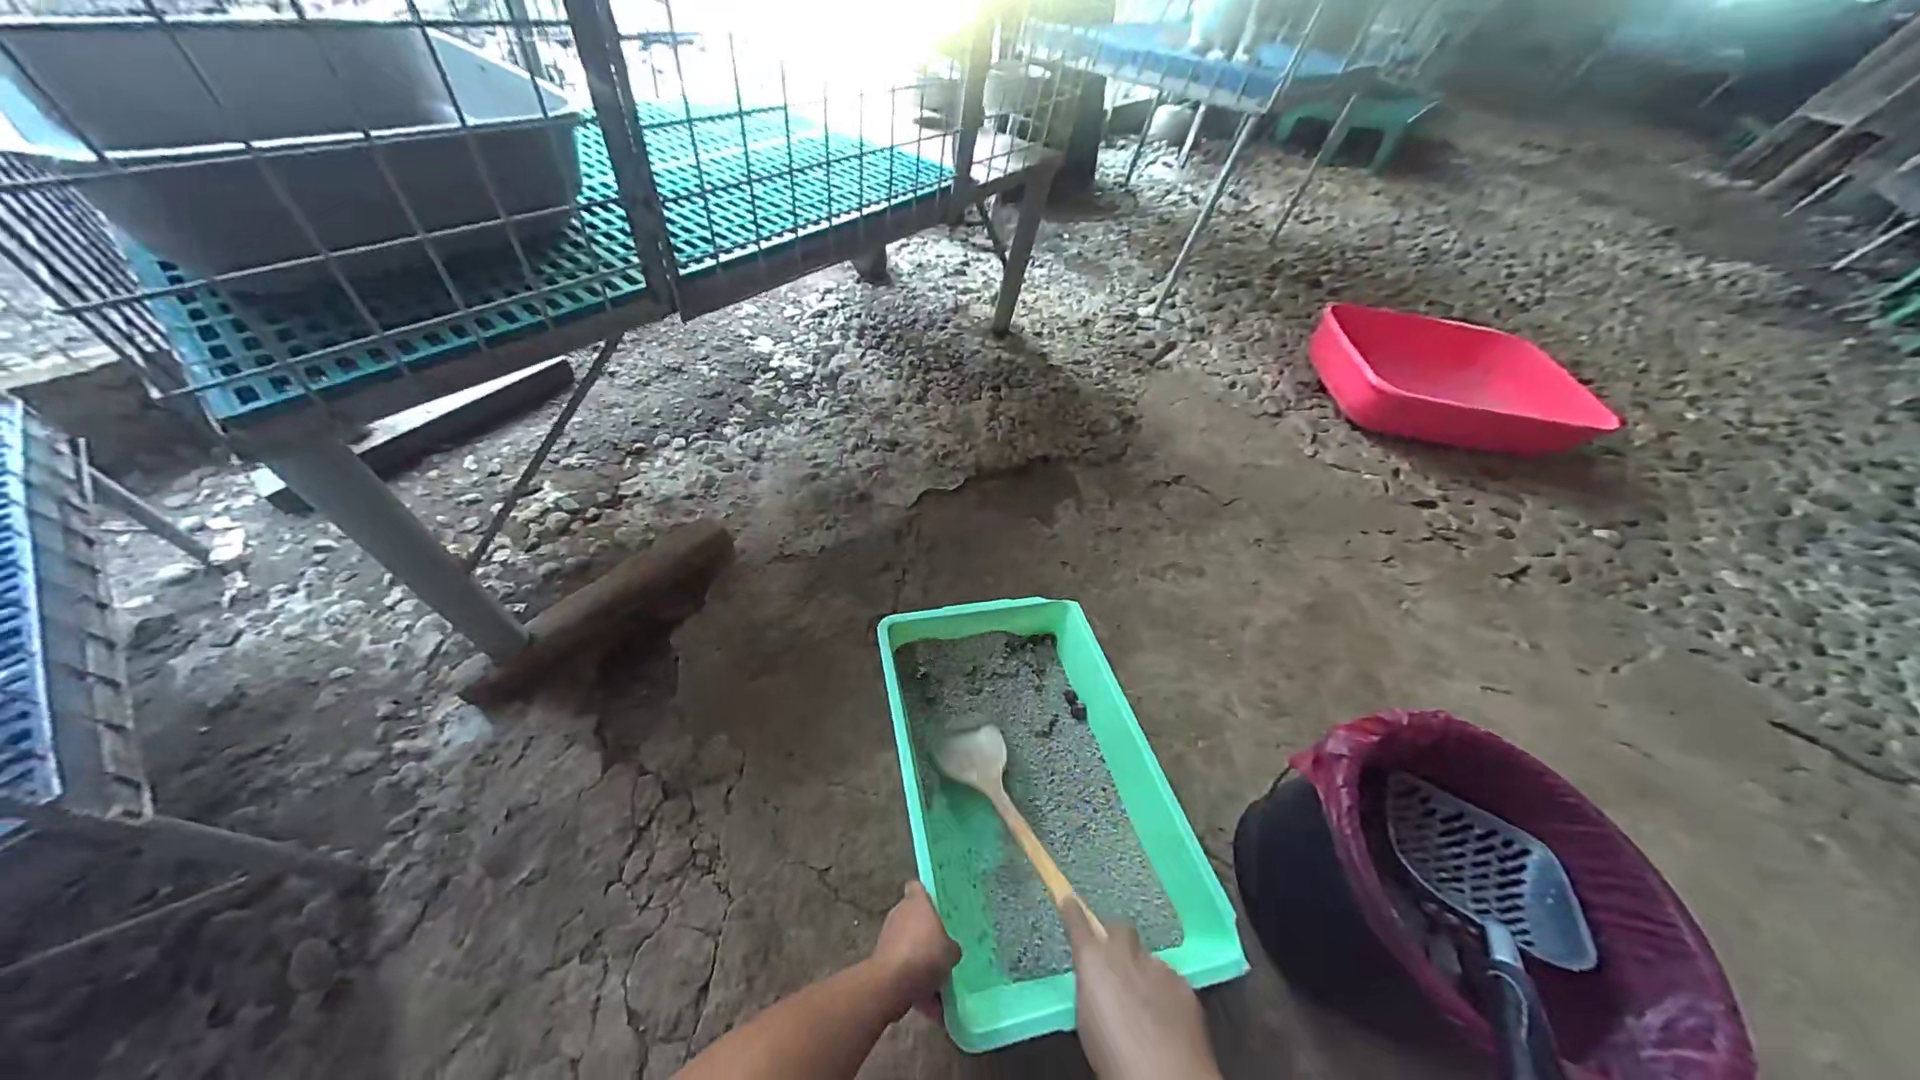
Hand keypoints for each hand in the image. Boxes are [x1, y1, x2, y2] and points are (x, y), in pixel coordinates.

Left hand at [869, 880, 959, 1020]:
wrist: (893, 983)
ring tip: (941, 985)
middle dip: (926, 934)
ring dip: (920, 962)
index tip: (936, 907)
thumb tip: (949, 950)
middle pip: (913, 919)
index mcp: (916, 902)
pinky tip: (932, 1007)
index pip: (917, 887)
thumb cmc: (925, 954)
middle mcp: (899, 914)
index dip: (925, 895)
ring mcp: (887, 938)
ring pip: (908, 947)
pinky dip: (915, 985)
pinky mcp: (881, 961)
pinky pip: (903, 970)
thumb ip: (951, 947)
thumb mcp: (952, 951)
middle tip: (943, 949)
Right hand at [1061, 898, 1221, 1079]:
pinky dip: (1162, 990)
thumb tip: (1095, 979)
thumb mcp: (1086, 1020)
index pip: (1078, 923)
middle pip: (1119, 929)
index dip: (1072, 910)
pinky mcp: (1183, 983)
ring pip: (1145, 957)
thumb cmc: (1114, 1056)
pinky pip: (1168, 977)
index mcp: (1094, 960)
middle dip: (1115, 940)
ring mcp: (1157, 966)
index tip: (1067, 899)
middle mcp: (1125, 953)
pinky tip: (1163, 1016)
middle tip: (1113, 965)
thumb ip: (1089, 988)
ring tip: (1142, 1004)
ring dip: (1141, 971)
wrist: (1168, 1078)